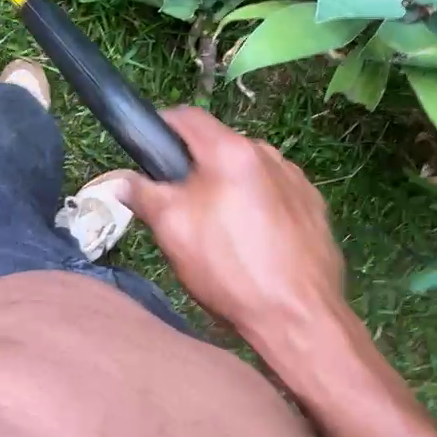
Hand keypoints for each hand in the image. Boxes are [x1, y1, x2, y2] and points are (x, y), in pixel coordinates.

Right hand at [108, 107, 347, 337]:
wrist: (300, 320)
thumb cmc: (229, 268)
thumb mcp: (172, 229)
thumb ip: (142, 194)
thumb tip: (121, 180)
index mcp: (231, 150)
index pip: (188, 116)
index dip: (162, 126)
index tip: (149, 149)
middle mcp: (267, 153)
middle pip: (218, 146)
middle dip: (196, 168)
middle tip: (181, 204)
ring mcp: (296, 180)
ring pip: (247, 171)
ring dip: (229, 187)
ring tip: (220, 230)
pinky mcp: (315, 207)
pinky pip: (275, 194)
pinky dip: (259, 207)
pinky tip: (255, 244)